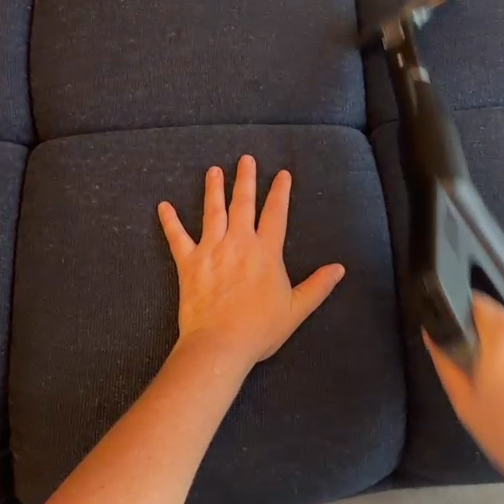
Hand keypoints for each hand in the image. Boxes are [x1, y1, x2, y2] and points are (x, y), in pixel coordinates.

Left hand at [158, 155, 344, 373]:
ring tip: (214, 171)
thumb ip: (318, 286)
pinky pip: (177, 237)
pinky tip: (163, 206)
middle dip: (245, 179)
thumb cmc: (260, 329)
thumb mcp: (296, 309)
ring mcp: (212, 250)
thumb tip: (340, 269)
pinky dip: (170, 221)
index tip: (282, 174)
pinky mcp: (188, 263)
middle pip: (243, 203)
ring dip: (213, 189)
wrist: (220, 344)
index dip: (280, 192)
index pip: (276, 214)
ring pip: (213, 212)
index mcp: (266, 252)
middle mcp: (239, 243)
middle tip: (245, 159)